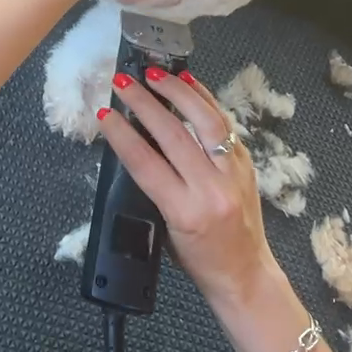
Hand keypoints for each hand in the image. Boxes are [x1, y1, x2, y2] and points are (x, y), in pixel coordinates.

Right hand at [97, 66, 274, 299]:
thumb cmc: (198, 260)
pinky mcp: (247, 162)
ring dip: (177, 91)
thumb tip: (135, 143)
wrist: (247, 277)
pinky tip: (188, 80)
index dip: (121, 135)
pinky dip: (204, 98)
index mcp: (185, 212)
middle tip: (122, 83)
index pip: (146, 163)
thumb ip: (153, 186)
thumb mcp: (165, 228)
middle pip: (173, 134)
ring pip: (205, 120)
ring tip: (154, 74)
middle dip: (144, 103)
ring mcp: (233, 172)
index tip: (104, 113)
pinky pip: (224, 123)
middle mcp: (212, 188)